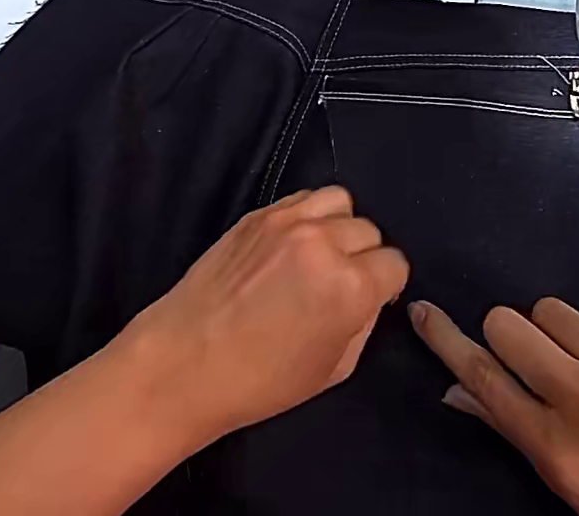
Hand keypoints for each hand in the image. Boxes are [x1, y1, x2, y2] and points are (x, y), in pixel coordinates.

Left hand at [112, 185, 409, 444]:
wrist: (183, 363)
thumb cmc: (260, 381)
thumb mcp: (333, 369)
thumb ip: (365, 322)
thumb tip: (373, 293)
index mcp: (350, 287)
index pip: (395, 264)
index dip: (387, 284)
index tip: (372, 296)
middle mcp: (326, 243)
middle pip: (371, 231)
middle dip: (364, 257)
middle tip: (340, 281)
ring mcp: (291, 222)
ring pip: (343, 202)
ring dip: (340, 227)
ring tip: (322, 251)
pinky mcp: (262, 212)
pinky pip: (306, 196)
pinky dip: (312, 215)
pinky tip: (296, 240)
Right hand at [410, 298, 578, 515]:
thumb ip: (521, 434)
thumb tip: (463, 395)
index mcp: (562, 452)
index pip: (483, 379)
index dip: (446, 341)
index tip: (425, 313)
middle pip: (510, 325)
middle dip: (508, 335)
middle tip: (530, 357)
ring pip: (553, 310)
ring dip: (556, 331)